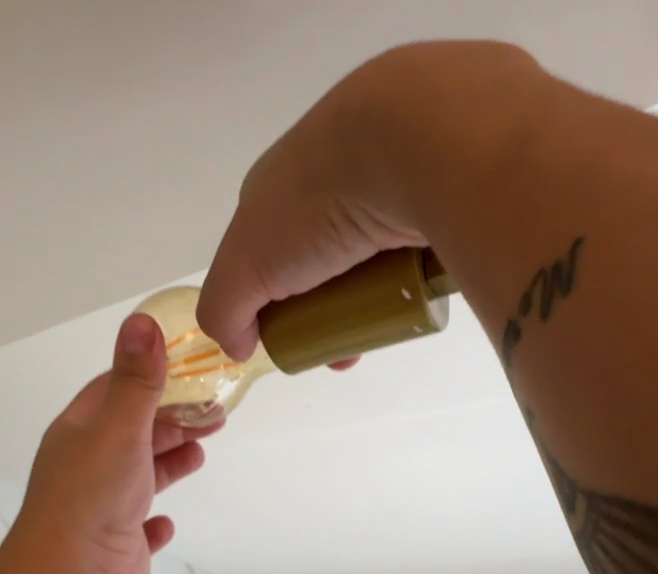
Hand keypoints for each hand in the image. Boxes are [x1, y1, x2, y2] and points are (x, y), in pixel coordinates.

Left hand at [5, 313, 219, 573]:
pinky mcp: (117, 550)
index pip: (114, 392)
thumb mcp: (118, 428)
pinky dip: (155, 521)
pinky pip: (138, 529)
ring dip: (167, 463)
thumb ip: (135, 381)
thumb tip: (141, 322)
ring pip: (137, 478)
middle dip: (171, 420)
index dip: (152, 379)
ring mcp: (100, 512)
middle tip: (215, 413)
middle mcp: (86, 469)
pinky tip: (166, 522)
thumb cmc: (92, 498)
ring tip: (201, 452)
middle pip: (131, 434)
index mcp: (79, 434)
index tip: (193, 371)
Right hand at [193, 50, 428, 361]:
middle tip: (346, 349)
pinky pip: (415, 244)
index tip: (293, 343)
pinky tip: (416, 294)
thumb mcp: (244, 266)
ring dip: (370, 298)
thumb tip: (237, 348)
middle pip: (321, 262)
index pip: (265, 256)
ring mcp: (384, 180)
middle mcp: (328, 178)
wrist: (414, 141)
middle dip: (326, 311)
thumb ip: (224, 310)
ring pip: (371, 255)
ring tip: (383, 326)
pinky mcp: (434, 189)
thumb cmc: (315, 203)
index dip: (272, 307)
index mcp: (277, 188)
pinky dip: (411, 272)